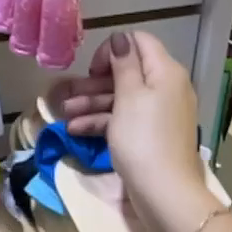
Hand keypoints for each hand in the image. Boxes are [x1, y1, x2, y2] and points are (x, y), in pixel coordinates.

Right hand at [52, 32, 206, 205]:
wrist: (165, 192)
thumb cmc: (143, 139)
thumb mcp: (129, 97)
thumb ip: (124, 64)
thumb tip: (121, 39)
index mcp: (165, 72)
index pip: (139, 42)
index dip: (113, 50)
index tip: (93, 69)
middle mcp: (166, 88)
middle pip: (128, 73)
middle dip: (95, 82)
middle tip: (68, 94)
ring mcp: (159, 114)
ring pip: (122, 99)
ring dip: (92, 103)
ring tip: (65, 114)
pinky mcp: (151, 136)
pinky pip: (125, 120)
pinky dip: (102, 122)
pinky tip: (76, 130)